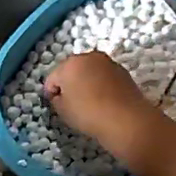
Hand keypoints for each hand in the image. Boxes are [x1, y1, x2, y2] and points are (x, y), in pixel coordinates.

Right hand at [43, 52, 167, 159]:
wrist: (125, 118)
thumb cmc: (88, 114)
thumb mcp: (63, 110)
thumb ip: (57, 99)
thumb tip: (60, 95)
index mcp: (69, 64)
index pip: (52, 78)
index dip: (50, 93)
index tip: (54, 105)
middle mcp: (88, 57)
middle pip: (71, 70)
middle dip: (68, 83)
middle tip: (70, 102)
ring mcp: (107, 62)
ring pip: (89, 71)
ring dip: (85, 82)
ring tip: (87, 101)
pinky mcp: (121, 70)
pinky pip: (103, 76)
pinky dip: (99, 84)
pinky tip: (102, 99)